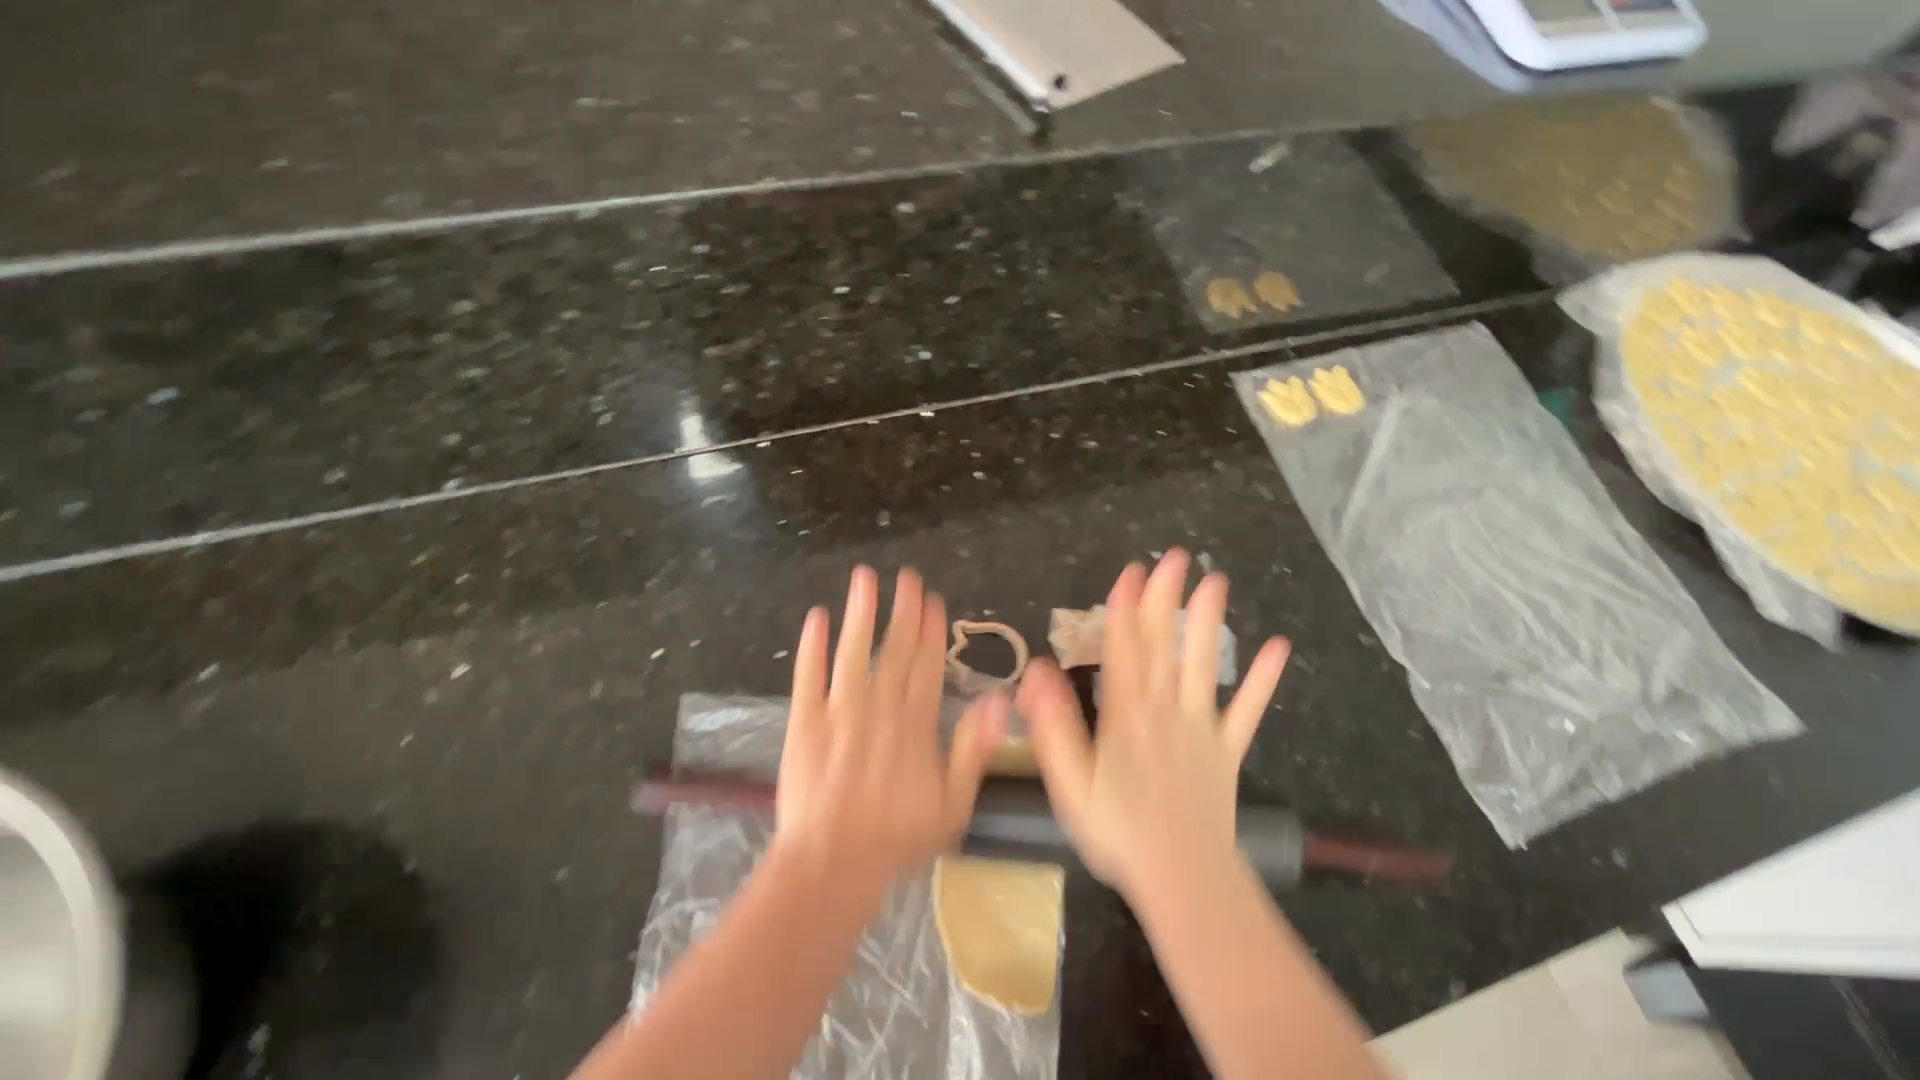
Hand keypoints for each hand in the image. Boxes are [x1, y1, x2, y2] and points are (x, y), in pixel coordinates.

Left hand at [774, 566, 1007, 893]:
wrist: (833, 862)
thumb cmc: (897, 839)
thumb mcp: (953, 803)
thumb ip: (974, 749)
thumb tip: (1000, 701)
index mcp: (916, 724)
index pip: (927, 666)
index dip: (931, 631)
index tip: (933, 600)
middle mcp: (879, 707)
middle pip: (894, 651)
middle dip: (902, 611)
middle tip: (907, 576)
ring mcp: (839, 710)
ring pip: (853, 652)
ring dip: (860, 614)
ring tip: (864, 577)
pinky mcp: (803, 721)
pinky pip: (808, 676)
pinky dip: (812, 647)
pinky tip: (816, 619)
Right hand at [1018, 549, 1289, 901]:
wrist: (1180, 875)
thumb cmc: (1117, 832)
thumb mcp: (1070, 783)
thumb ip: (1054, 726)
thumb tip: (1036, 671)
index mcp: (1125, 716)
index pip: (1124, 650)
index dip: (1125, 608)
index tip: (1130, 570)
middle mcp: (1164, 711)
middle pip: (1163, 646)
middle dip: (1167, 599)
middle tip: (1176, 557)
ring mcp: (1201, 727)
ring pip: (1204, 665)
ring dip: (1210, 623)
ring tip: (1218, 582)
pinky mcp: (1228, 749)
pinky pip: (1248, 710)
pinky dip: (1264, 681)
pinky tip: (1279, 648)